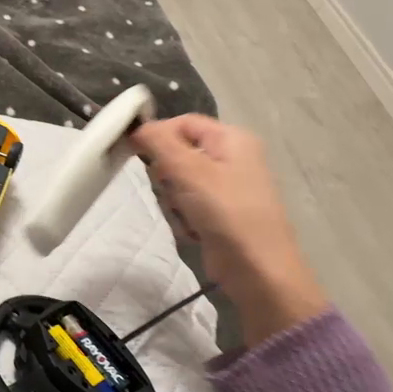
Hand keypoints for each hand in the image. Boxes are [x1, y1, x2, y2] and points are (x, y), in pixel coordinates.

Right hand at [131, 115, 327, 345]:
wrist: (258, 269)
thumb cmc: (226, 212)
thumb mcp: (188, 169)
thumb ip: (159, 141)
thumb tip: (137, 126)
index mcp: (233, 138)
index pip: (182, 122)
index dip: (157, 133)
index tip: (135, 153)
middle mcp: (233, 157)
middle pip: (179, 152)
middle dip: (167, 173)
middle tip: (170, 188)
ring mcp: (228, 187)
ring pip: (180, 180)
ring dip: (174, 198)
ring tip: (186, 214)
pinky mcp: (221, 213)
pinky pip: (189, 204)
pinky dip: (185, 216)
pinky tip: (194, 230)